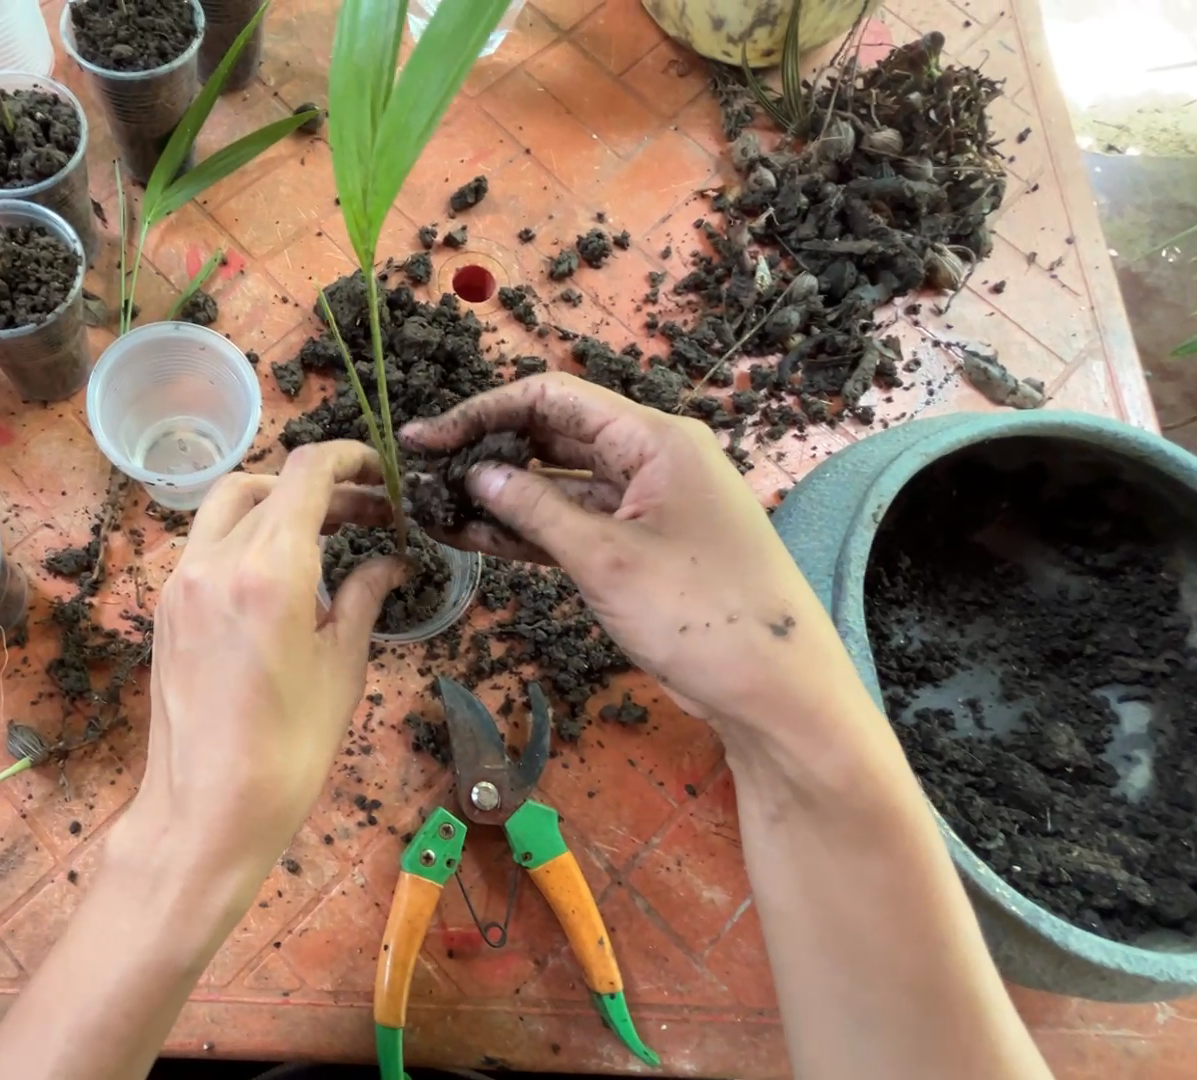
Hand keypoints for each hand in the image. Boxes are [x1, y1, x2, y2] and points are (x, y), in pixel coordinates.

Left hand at [121, 441, 408, 879]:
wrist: (206, 809)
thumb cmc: (290, 748)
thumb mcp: (343, 667)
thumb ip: (365, 598)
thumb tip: (391, 563)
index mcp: (270, 569)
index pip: (306, 474)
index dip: (348, 459)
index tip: (378, 474)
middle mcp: (216, 559)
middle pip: (265, 483)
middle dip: (318, 487)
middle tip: (363, 516)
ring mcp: (181, 580)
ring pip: (227, 506)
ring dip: (275, 504)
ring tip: (320, 537)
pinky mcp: (165, 605)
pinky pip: (206, 544)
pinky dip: (245, 536)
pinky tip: (276, 575)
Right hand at [399, 373, 858, 738]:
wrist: (774, 693)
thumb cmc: (701, 612)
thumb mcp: (607, 558)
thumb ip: (535, 509)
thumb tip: (475, 474)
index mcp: (654, 439)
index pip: (553, 399)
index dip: (483, 411)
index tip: (428, 436)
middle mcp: (646, 459)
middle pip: (550, 438)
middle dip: (486, 451)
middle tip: (422, 470)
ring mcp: (637, 505)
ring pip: (553, 485)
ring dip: (498, 496)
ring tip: (433, 506)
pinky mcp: (629, 546)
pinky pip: (566, 525)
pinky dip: (523, 530)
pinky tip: (470, 535)